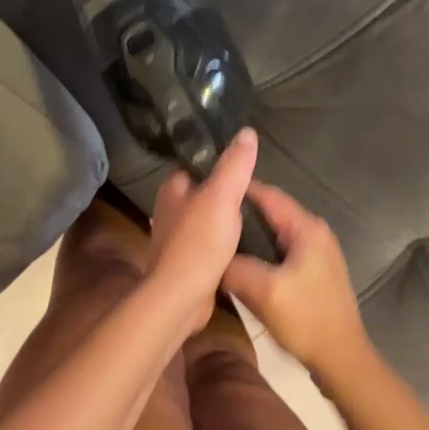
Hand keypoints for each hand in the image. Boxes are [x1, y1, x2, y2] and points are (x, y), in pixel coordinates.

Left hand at [147, 129, 258, 330]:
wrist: (181, 297)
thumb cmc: (199, 242)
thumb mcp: (222, 196)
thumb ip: (235, 165)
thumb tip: (247, 132)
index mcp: (172, 189)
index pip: (196, 164)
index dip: (220, 160)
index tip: (247, 162)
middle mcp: (170, 210)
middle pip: (204, 192)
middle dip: (227, 191)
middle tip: (259, 191)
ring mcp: (177, 237)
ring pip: (208, 218)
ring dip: (228, 218)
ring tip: (258, 214)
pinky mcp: (186, 261)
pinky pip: (210, 242)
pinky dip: (225, 241)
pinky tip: (245, 242)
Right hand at [220, 183, 371, 373]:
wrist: (341, 360)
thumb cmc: (307, 320)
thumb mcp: (263, 291)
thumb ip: (233, 267)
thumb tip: (210, 256)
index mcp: (307, 228)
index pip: (267, 194)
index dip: (236, 190)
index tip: (205, 193)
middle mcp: (315, 233)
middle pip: (269, 213)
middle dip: (238, 215)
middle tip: (204, 221)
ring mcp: (316, 254)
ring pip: (273, 235)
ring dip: (247, 238)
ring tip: (214, 243)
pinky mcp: (313, 273)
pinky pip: (279, 253)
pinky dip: (259, 255)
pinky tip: (237, 267)